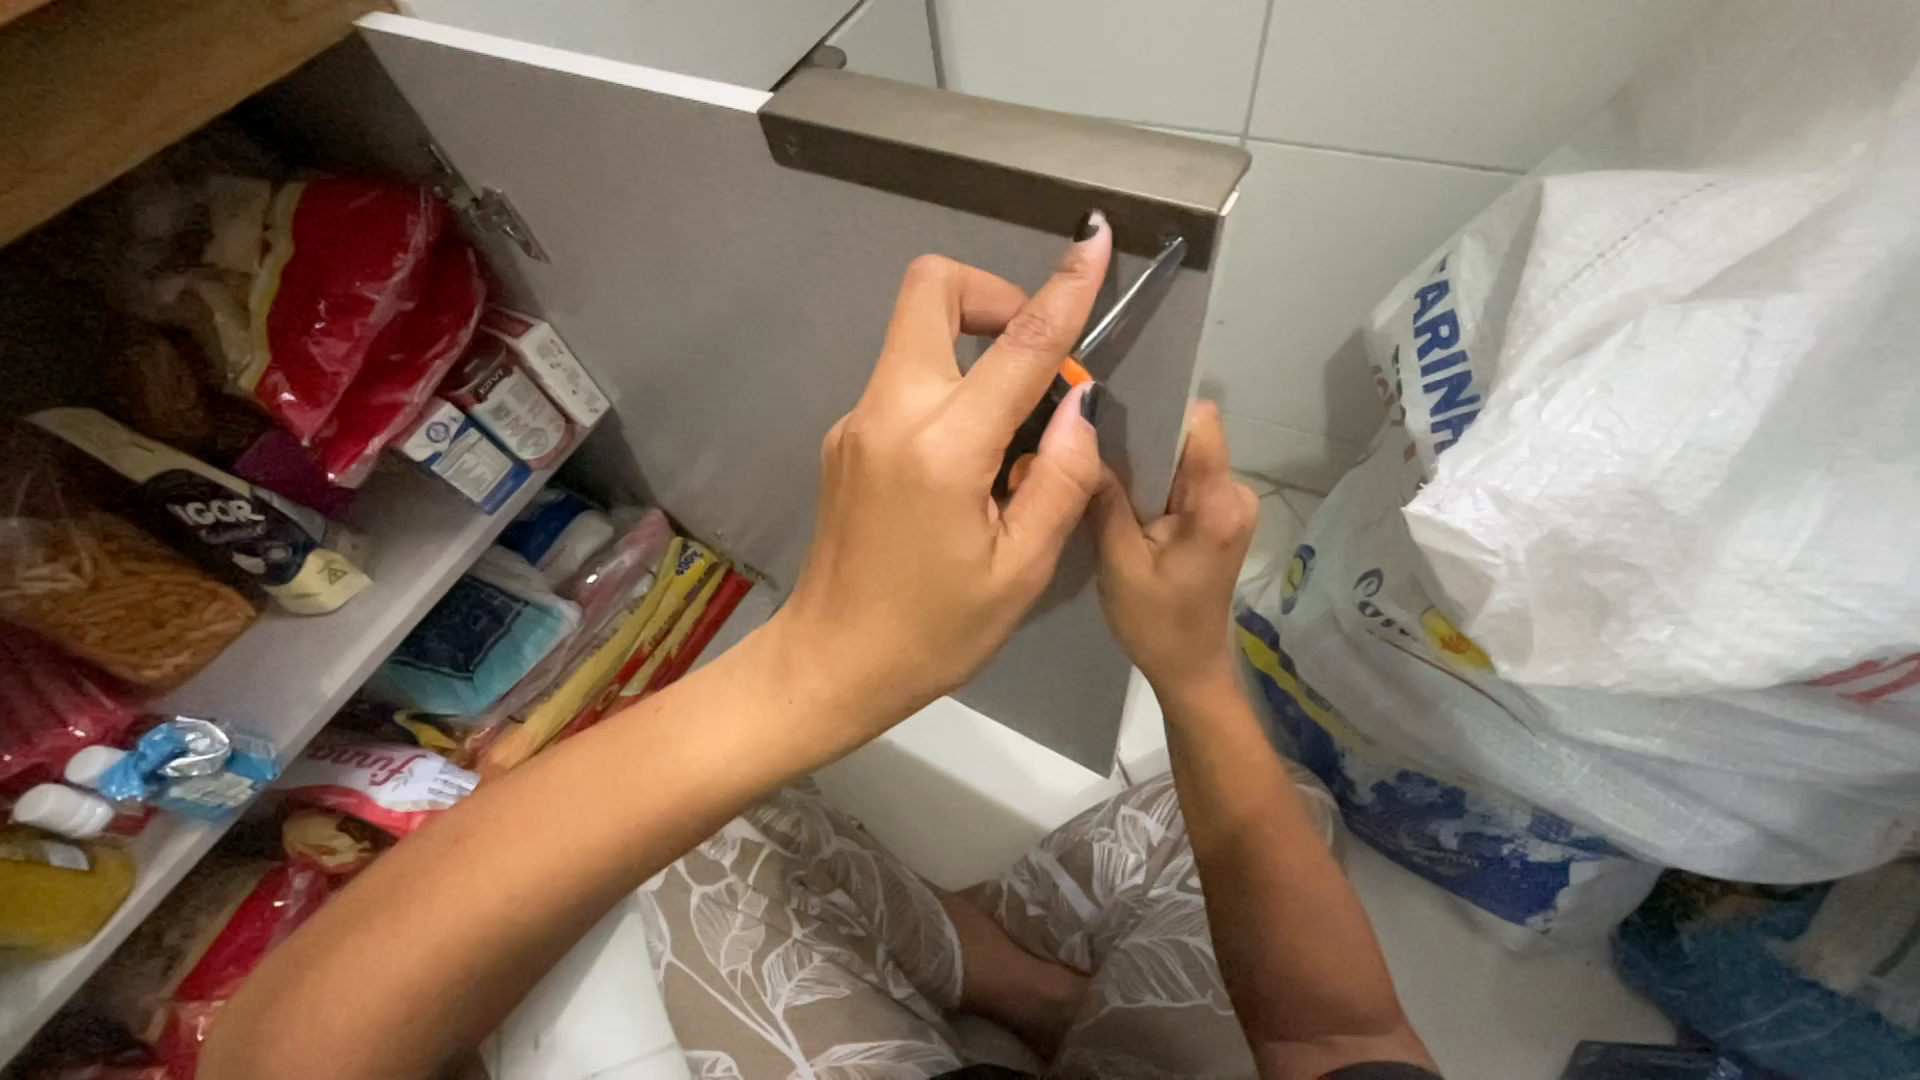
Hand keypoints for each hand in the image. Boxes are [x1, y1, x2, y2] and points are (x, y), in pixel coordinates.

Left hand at [767, 213, 1113, 728]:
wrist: (832, 663)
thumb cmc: (934, 632)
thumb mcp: (1020, 569)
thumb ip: (1058, 478)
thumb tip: (1079, 406)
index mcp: (941, 447)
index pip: (1018, 345)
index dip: (1063, 287)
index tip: (1094, 241)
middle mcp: (889, 413)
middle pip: (930, 292)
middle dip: (991, 295)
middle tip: (1034, 355)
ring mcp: (856, 421)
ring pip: (915, 335)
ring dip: (972, 349)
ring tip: (1011, 430)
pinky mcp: (844, 438)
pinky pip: (904, 382)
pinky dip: (947, 391)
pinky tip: (967, 463)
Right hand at [1090, 400, 1257, 697]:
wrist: (1188, 668)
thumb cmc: (1155, 623)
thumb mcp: (1119, 564)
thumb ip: (1106, 501)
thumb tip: (1081, 443)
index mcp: (1217, 503)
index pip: (1198, 423)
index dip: (1157, 411)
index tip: (1110, 419)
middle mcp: (1235, 494)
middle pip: (1188, 438)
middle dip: (1142, 441)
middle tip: (1092, 454)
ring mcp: (1231, 505)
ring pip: (1182, 458)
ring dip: (1144, 466)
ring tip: (1102, 481)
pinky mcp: (1220, 517)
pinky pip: (1183, 481)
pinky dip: (1154, 485)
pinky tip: (1122, 503)